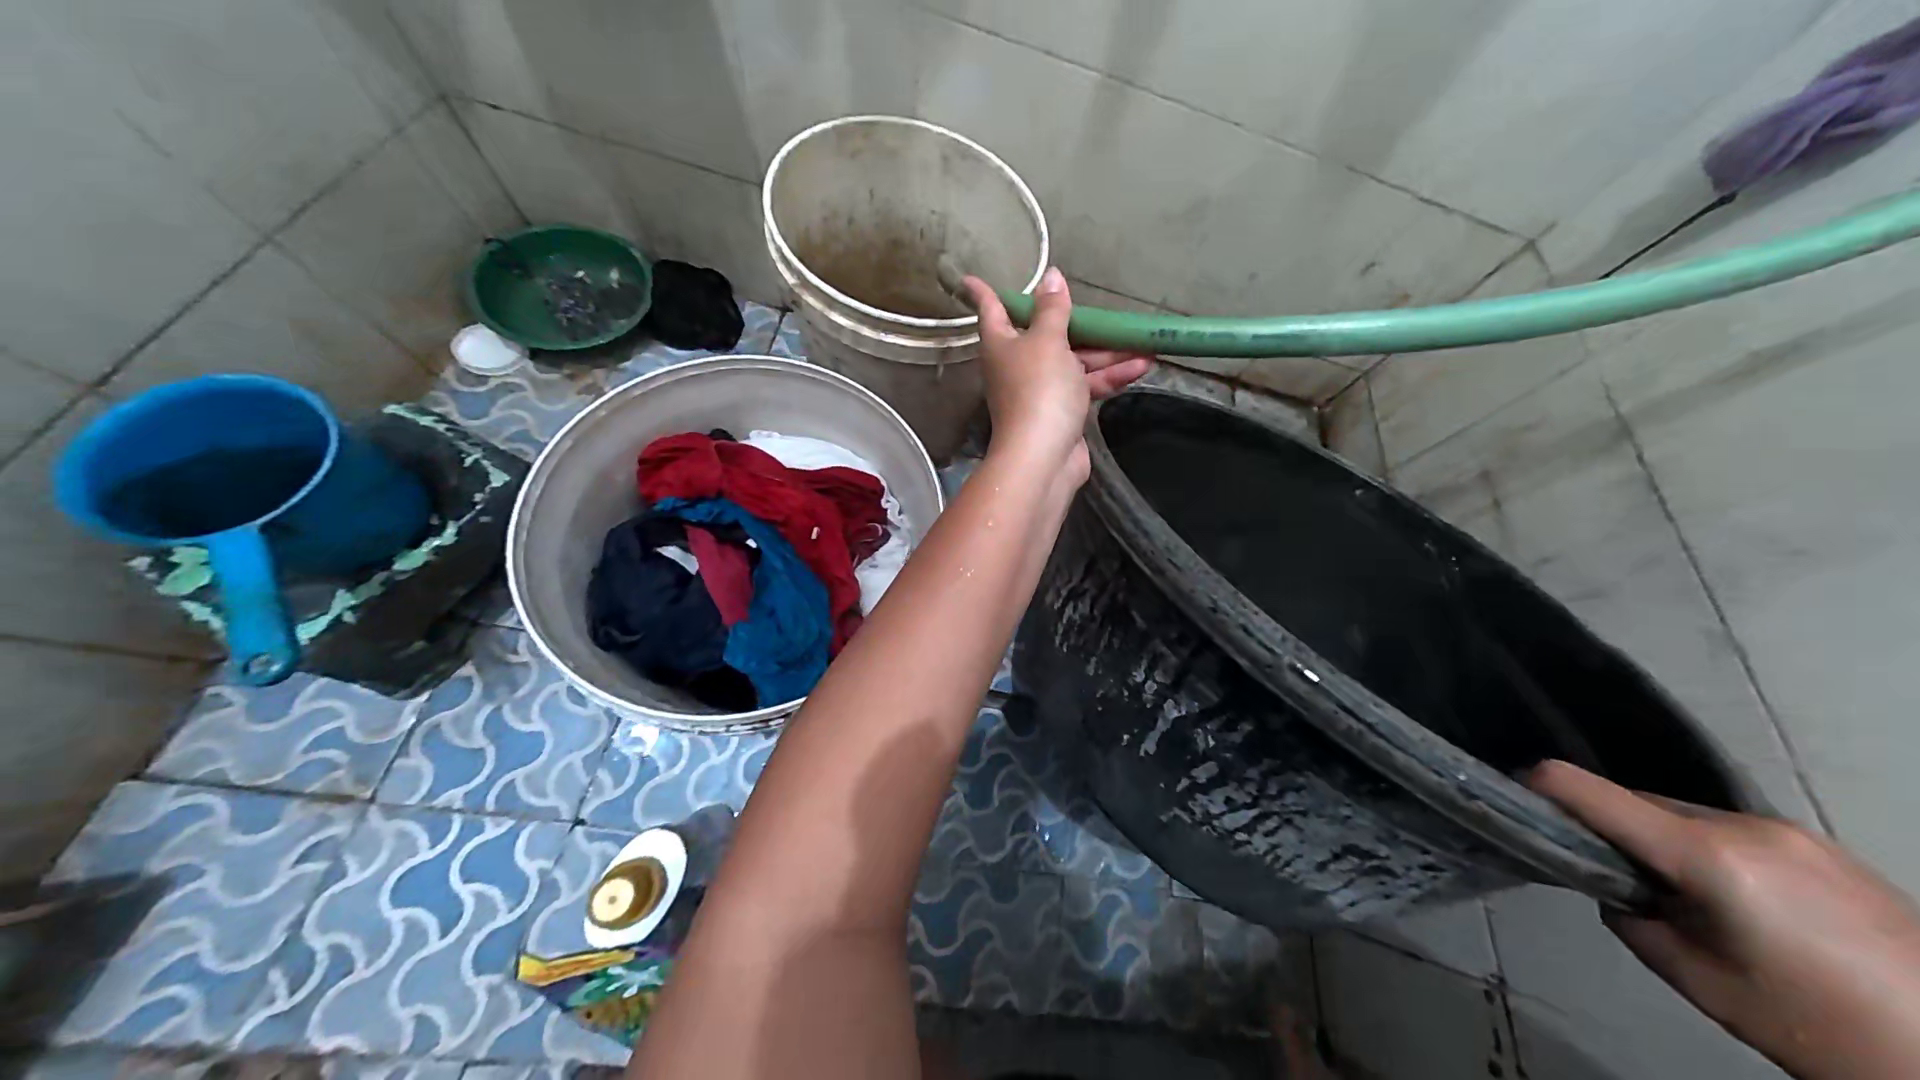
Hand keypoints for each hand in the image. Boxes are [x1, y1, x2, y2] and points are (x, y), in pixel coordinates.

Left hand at [963, 267, 1151, 481]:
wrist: (1043, 457)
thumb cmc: (1038, 390)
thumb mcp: (1047, 341)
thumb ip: (1052, 309)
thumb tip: (1050, 276)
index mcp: (1001, 343)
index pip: (991, 309)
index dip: (983, 291)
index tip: (971, 278)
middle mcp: (1017, 364)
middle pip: (1046, 334)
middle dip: (1078, 324)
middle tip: (1107, 312)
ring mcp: (1039, 389)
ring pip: (1073, 361)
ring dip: (1106, 352)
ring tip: (1143, 341)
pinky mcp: (1061, 411)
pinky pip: (1085, 385)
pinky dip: (1109, 376)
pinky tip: (1141, 365)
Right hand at [1531, 761, 1919, 1079]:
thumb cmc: (1813, 1025)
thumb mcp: (1696, 978)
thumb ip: (1631, 917)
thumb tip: (1615, 888)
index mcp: (1705, 853)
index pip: (1587, 790)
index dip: (1538, 786)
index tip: (1511, 798)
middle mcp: (1743, 824)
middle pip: (1638, 803)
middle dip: (1611, 830)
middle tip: (1614, 880)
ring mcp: (1792, 831)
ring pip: (1685, 816)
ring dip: (1663, 843)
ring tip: (1687, 901)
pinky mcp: (1825, 847)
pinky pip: (1733, 832)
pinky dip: (1709, 853)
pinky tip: (1743, 906)